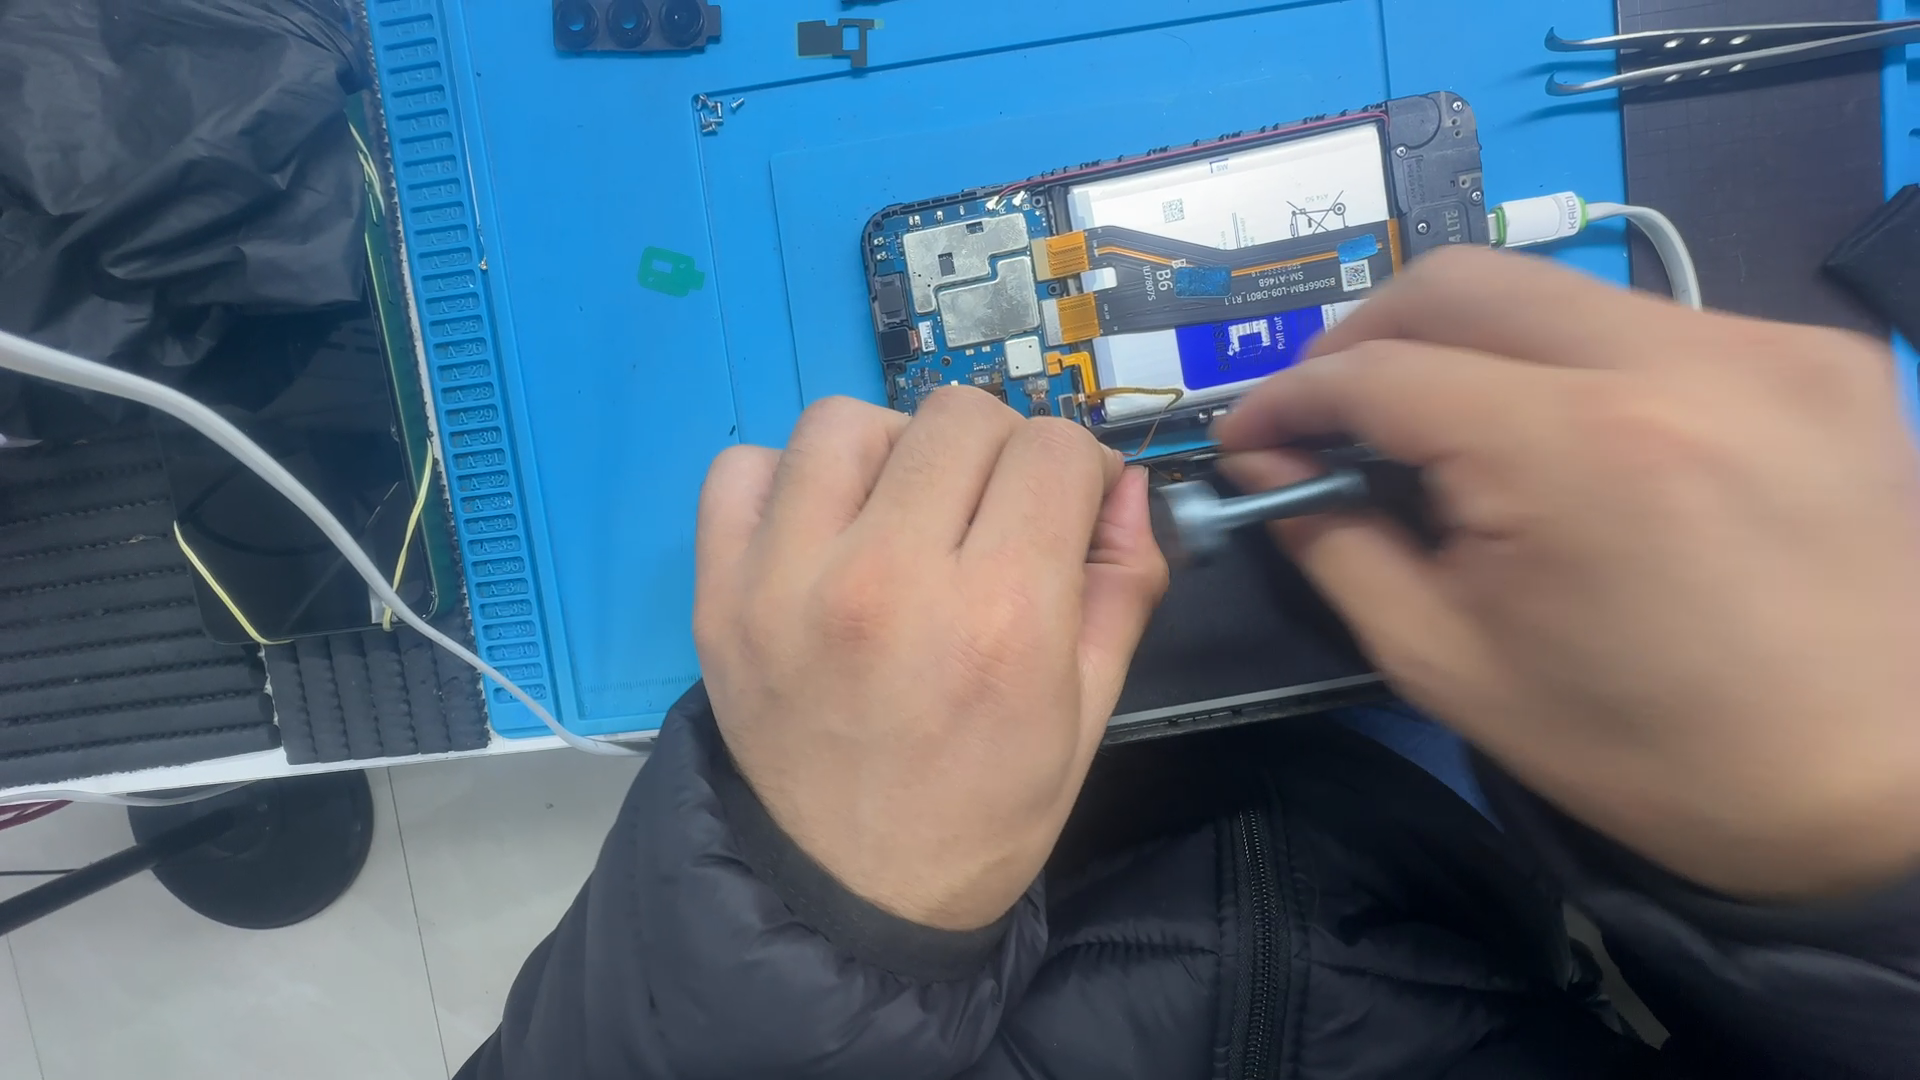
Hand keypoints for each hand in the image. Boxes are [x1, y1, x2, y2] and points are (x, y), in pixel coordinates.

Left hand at [694, 388, 1168, 929]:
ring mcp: (786, 581)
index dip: (1077, 467)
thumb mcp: (1089, 714)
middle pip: (959, 416)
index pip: (1053, 450)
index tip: (1065, 505)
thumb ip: (1123, 584)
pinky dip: (787, 480)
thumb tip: (1121, 483)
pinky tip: (819, 531)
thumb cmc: (984, 812)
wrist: (846, 894)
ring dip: (895, 450)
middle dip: (1000, 450)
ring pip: (847, 422)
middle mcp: (888, 578)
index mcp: (1001, 616)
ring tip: (903, 514)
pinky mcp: (719, 593)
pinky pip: (741, 470)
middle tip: (992, 512)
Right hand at [1214, 247, 1919, 900]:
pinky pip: (1618, 320)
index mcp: (1574, 452)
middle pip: (1453, 284)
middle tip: (1316, 415)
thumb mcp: (1434, 654)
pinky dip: (1531, 359)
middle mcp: (1676, 360)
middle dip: (1353, 342)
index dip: (1284, 397)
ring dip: (1440, 345)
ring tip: (1409, 424)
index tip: (1241, 434)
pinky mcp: (1809, 357)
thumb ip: (1328, 539)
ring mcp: (1761, 344)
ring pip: (1535, 289)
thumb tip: (1262, 465)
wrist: (1886, 792)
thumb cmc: (1631, 743)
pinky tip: (1524, 433)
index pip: (1378, 373)